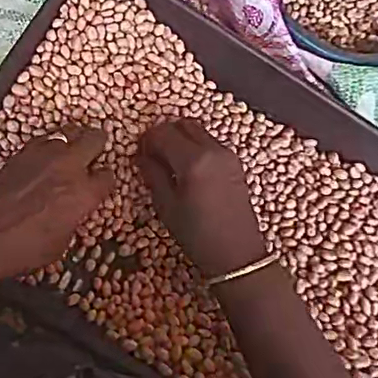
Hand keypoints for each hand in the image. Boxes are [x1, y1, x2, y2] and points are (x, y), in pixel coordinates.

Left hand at [0, 127, 115, 313]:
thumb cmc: (20, 248)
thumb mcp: (59, 245)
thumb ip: (73, 219)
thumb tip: (72, 212)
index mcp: (83, 194)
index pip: (109, 176)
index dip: (106, 181)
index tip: (102, 185)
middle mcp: (68, 167)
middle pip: (95, 139)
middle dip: (98, 145)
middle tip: (96, 152)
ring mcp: (44, 155)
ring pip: (69, 132)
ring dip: (74, 139)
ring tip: (73, 148)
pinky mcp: (21, 152)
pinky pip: (45, 139)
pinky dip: (50, 144)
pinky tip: (47, 156)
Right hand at [136, 119, 269, 277]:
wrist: (237, 254)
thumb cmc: (197, 234)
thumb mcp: (167, 206)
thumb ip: (153, 174)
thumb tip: (142, 155)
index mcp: (193, 160)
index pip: (162, 133)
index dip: (147, 140)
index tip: (139, 154)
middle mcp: (213, 150)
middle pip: (182, 124)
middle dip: (164, 134)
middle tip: (152, 155)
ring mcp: (227, 154)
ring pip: (198, 131)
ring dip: (180, 138)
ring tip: (169, 164)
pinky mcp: (235, 163)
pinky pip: (209, 142)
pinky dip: (194, 147)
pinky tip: (187, 170)